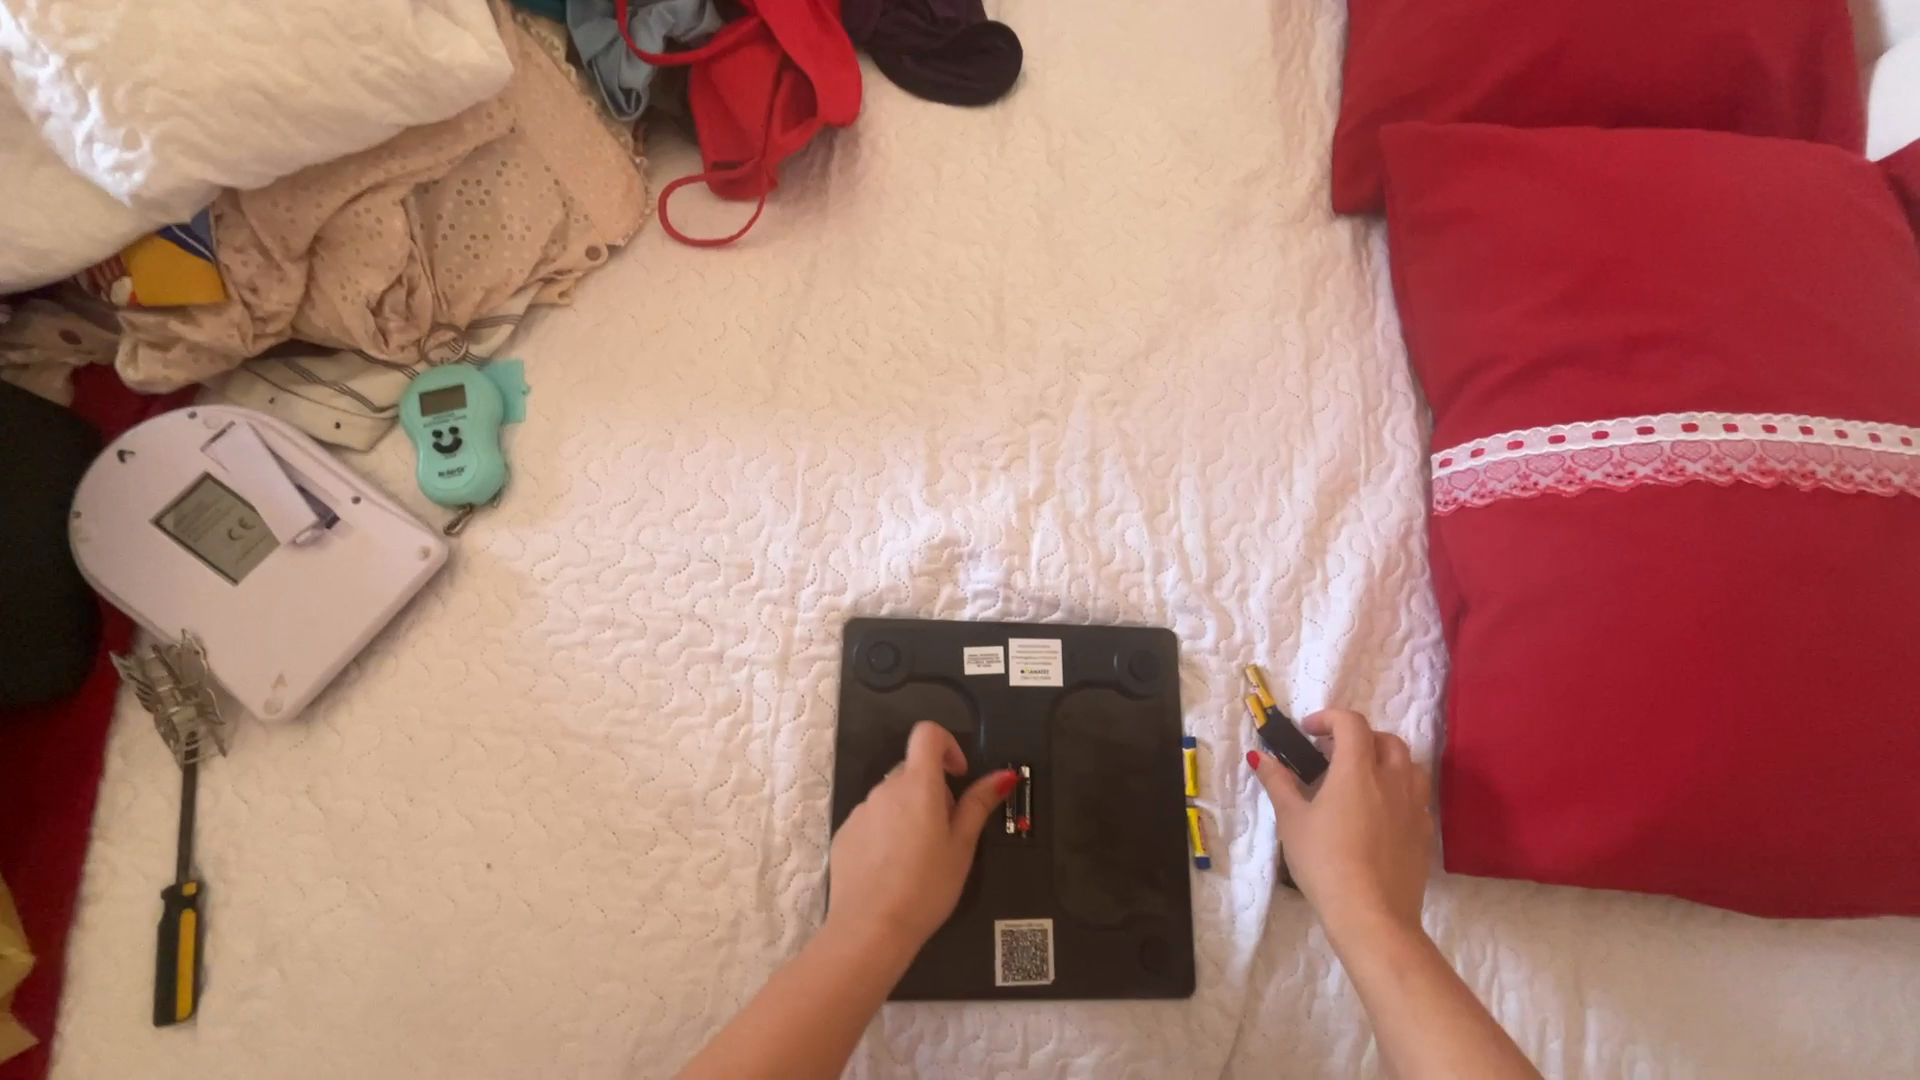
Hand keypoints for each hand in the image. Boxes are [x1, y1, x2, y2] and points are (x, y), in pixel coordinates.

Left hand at [825, 722, 1013, 956]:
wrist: (870, 929)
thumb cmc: (926, 886)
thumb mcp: (962, 846)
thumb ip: (979, 804)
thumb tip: (1003, 775)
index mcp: (918, 784)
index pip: (927, 733)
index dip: (947, 744)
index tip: (958, 775)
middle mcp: (886, 788)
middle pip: (912, 771)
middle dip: (932, 790)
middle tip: (945, 832)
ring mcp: (861, 810)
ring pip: (892, 797)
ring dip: (908, 812)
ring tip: (918, 857)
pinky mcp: (844, 833)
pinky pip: (871, 820)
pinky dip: (885, 832)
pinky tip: (892, 869)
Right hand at [1248, 709, 1433, 940]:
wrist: (1372, 915)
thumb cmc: (1325, 861)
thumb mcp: (1291, 820)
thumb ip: (1278, 783)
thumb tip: (1260, 757)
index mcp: (1357, 771)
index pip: (1352, 723)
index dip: (1328, 718)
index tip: (1308, 732)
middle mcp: (1392, 781)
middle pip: (1386, 739)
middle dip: (1358, 736)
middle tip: (1331, 754)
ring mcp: (1414, 808)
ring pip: (1409, 765)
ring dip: (1385, 759)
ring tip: (1360, 777)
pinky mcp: (1424, 834)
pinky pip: (1417, 796)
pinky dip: (1397, 789)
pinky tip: (1377, 811)